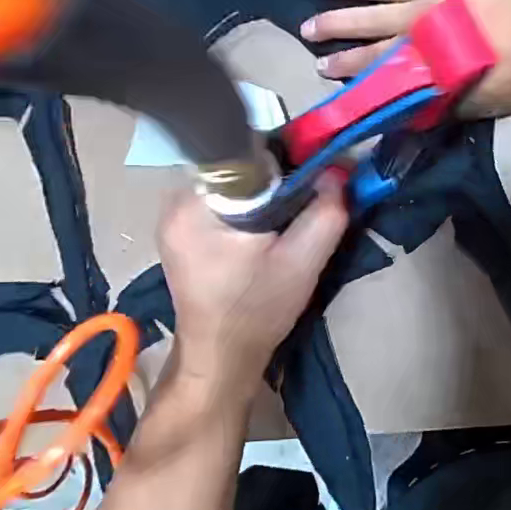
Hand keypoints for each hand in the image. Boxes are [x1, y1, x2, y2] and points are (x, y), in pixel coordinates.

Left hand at [157, 177, 349, 397]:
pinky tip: (263, 227)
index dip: (288, 157)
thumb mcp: (303, 263)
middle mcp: (175, 200)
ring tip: (287, 215)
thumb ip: (326, 212)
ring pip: (230, 179)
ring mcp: (172, 214)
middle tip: (307, 195)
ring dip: (262, 190)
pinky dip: (245, 204)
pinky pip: (219, 197)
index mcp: (196, 204)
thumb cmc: (257, 311)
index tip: (316, 173)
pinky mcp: (178, 228)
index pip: (248, 153)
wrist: (219, 356)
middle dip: (276, 175)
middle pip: (237, 163)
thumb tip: (338, 167)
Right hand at [301, 0, 510, 116]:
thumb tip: (395, 98)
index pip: (372, 60)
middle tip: (306, 27)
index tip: (320, 66)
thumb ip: (425, 96)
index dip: (345, 65)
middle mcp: (419, 16)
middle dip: (336, 25)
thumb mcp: (461, 101)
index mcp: (418, 52)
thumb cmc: (509, 81)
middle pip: (369, 20)